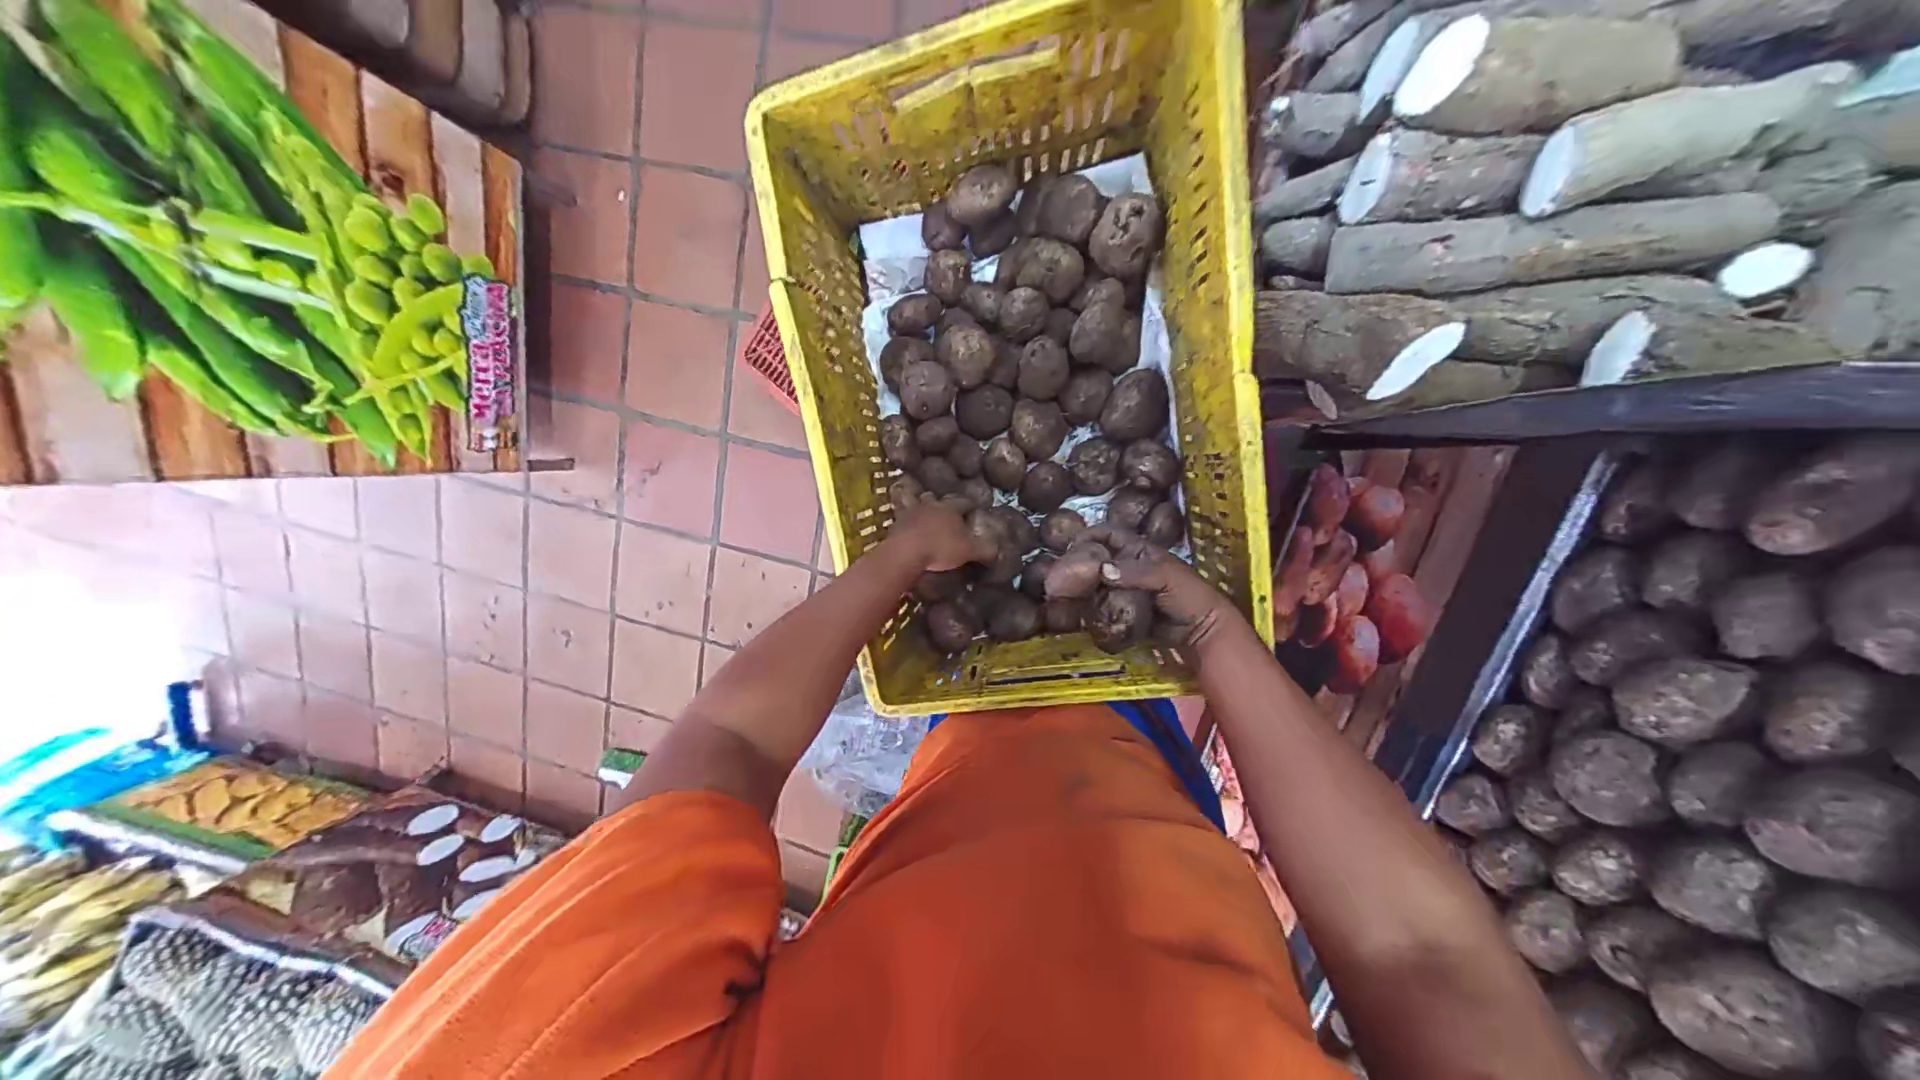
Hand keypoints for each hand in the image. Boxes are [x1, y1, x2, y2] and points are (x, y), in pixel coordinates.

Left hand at [893, 498, 988, 570]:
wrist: (905, 552)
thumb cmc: (941, 548)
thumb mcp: (969, 552)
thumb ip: (984, 550)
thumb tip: (998, 551)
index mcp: (950, 507)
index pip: (964, 501)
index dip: (970, 505)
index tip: (975, 509)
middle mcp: (930, 505)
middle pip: (937, 498)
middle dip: (942, 503)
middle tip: (947, 512)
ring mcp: (910, 512)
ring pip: (917, 504)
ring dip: (922, 509)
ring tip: (926, 517)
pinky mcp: (895, 524)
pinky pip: (903, 519)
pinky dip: (908, 522)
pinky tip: (909, 530)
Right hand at [1082, 525, 1241, 648]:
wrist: (1202, 630)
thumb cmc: (1189, 595)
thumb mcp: (1165, 577)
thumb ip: (1135, 573)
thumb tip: (1102, 570)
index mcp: (1139, 550)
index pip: (1109, 534)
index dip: (1091, 535)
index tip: (1073, 546)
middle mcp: (1128, 566)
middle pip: (1098, 559)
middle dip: (1082, 564)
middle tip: (1064, 574)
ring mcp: (1125, 588)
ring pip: (1098, 583)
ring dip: (1084, 587)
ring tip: (1067, 593)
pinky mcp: (1123, 609)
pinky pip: (1102, 605)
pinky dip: (1092, 607)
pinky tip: (1080, 610)